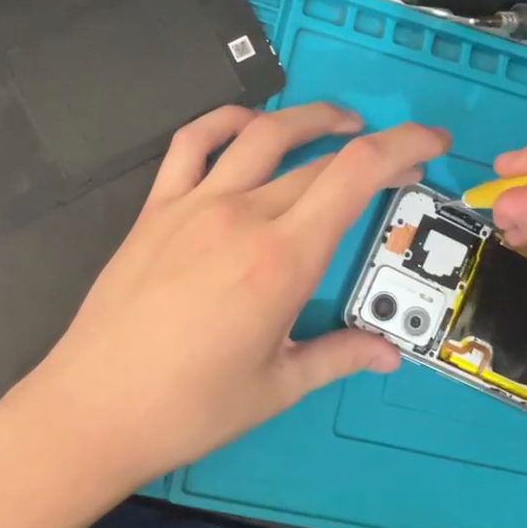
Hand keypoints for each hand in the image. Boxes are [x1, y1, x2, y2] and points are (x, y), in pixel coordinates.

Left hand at [1, 102, 451, 492]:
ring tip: (340, 121)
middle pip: (320, 159)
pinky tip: (249, 125)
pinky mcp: (155, 209)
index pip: (356, 174)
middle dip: (372, 151)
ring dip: (309, 118)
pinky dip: (224, 120)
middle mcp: (243, 215)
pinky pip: (191, 143)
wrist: (95, 409)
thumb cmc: (191, 408)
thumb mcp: (278, 386)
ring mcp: (193, 205)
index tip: (431, 143)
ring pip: (261, 135)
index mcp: (284, 259)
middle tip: (396, 166)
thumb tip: (387, 353)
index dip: (403, 146)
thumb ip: (339, 356)